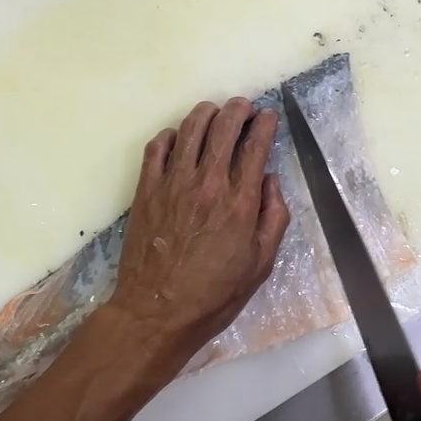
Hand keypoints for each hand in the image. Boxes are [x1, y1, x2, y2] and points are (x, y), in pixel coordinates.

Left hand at [106, 98, 290, 355]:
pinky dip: (170, 134)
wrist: (156, 313)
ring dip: (206, 113)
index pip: (255, 146)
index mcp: (239, 202)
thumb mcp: (261, 265)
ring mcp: (174, 182)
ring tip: (214, 112)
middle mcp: (208, 183)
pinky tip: (178, 137)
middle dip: (238, 109)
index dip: (265, 123)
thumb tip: (270, 180)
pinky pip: (157, 147)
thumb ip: (274, 218)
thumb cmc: (214, 294)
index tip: (268, 116)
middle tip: (244, 106)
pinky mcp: (146, 189)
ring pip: (190, 128)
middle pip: (224, 127)